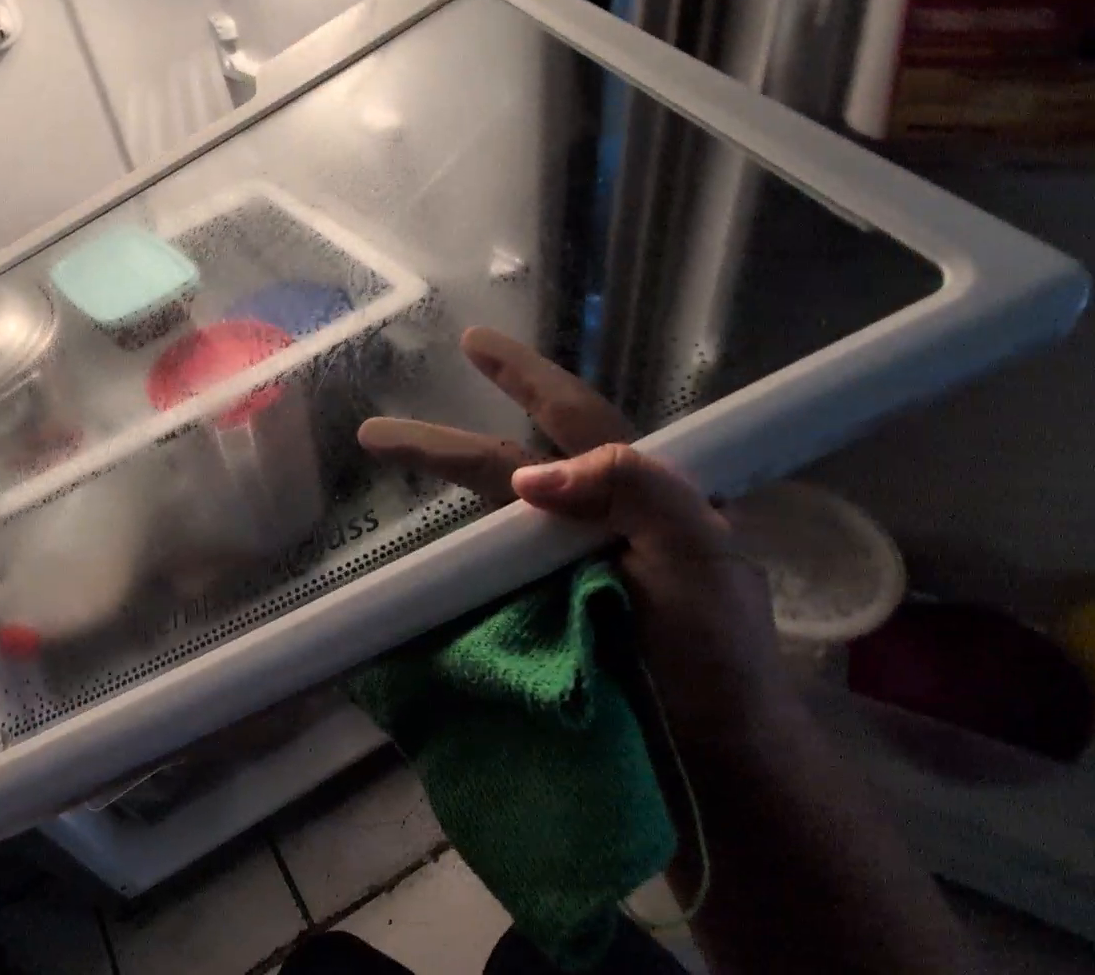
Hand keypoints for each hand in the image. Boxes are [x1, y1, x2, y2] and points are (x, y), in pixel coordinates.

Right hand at [357, 327, 788, 730]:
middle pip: (506, 465)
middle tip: (373, 434)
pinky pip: (482, 571)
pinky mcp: (535, 611)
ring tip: (384, 488)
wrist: (712, 751)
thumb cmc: (721, 652)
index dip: (523, 377)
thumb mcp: (704, 557)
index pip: (573, 418)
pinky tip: (416, 556)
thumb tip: (528, 474)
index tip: (470, 343)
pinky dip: (446, 559)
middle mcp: (591, 519)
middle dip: (441, 446)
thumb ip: (638, 490)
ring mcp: (557, 567)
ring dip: (438, 494)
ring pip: (487, 514)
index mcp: (639, 492)